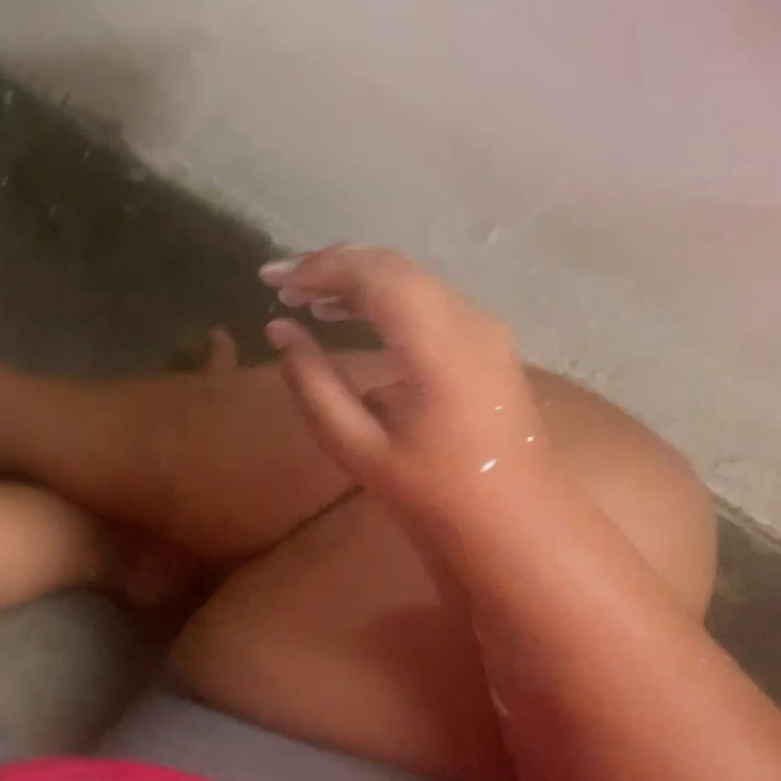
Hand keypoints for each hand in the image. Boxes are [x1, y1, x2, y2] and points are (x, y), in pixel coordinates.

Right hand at [261, 246, 548, 514]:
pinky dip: (376, 292)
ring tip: (301, 297)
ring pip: (409, 275)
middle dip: (330, 265)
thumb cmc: (428, 486)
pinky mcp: (482, 338)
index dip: (317, 268)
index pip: (374, 277)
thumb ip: (312, 380)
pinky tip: (342, 312)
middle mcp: (467, 321)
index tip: (268, 278)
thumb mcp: (353, 442)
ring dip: (352, 276)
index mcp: (437, 346)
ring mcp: (482, 326)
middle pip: (393, 266)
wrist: (513, 515)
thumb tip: (279, 330)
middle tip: (278, 284)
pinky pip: (423, 295)